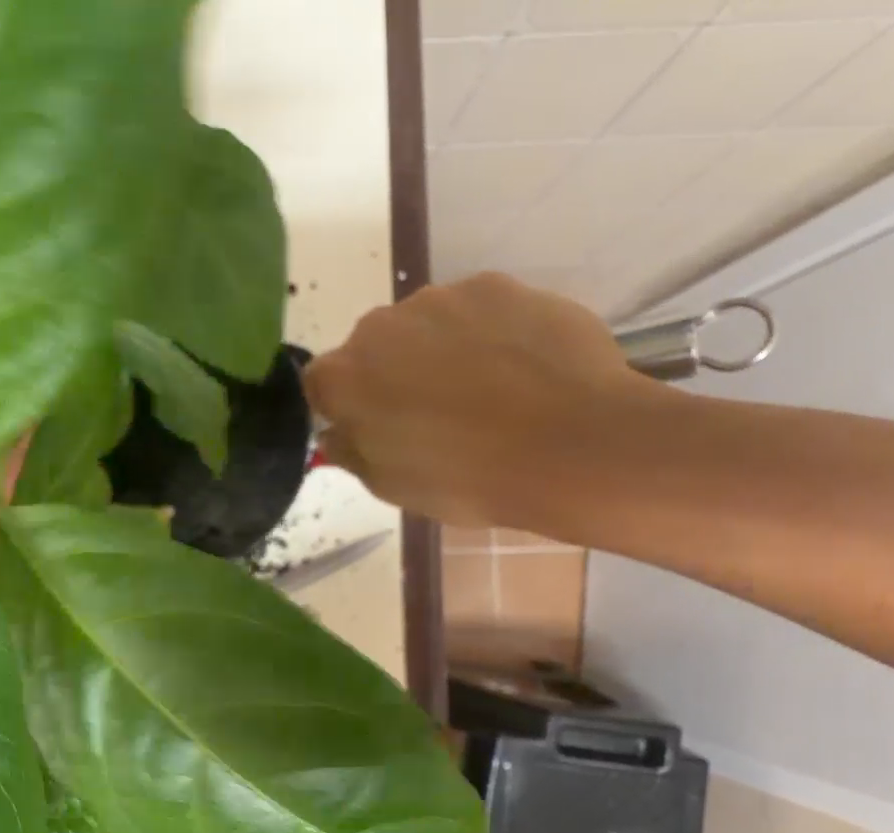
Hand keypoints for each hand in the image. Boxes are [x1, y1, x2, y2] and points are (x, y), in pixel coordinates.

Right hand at [303, 273, 665, 527]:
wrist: (572, 446)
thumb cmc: (467, 480)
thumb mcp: (390, 486)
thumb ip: (352, 450)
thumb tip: (339, 430)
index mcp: (344, 378)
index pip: (321, 384)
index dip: (346, 406)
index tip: (376, 428)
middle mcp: (380, 325)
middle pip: (375, 347)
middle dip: (395, 373)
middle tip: (436, 413)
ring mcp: (442, 299)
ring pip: (427, 325)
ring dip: (443, 350)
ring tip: (489, 390)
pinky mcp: (497, 286)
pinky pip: (479, 310)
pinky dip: (490, 333)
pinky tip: (522, 369)